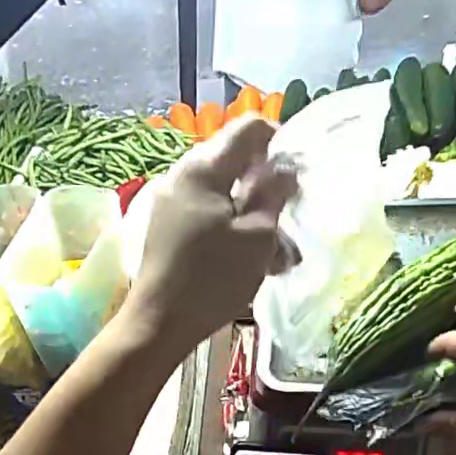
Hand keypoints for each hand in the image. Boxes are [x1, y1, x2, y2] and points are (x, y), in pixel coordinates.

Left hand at [119, 117, 296, 354]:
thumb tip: (286, 167)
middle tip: (289, 223)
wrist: (158, 325)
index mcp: (203, 168)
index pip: (249, 129)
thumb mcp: (257, 236)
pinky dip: (232, 234)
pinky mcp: (168, 232)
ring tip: (276, 257)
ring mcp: (171, 206)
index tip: (297, 178)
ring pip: (224, 198)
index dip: (280, 144)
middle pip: (235, 165)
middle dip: (267, 191)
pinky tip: (250, 264)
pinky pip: (208, 220)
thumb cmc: (212, 279)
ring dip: (254, 220)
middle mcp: (182, 178)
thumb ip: (274, 194)